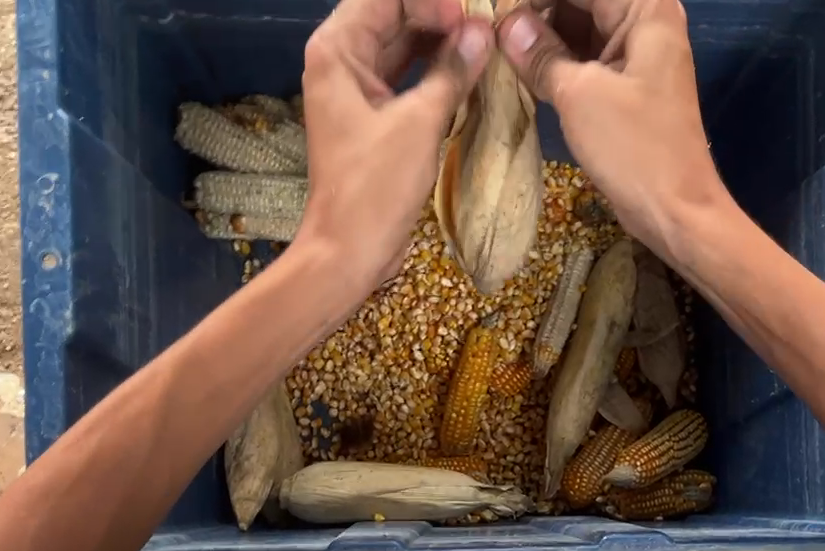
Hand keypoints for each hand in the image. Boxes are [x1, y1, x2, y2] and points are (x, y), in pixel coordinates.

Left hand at [300, 0, 492, 288]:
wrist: (349, 253)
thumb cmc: (375, 188)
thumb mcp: (419, 124)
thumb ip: (452, 71)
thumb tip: (482, 32)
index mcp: (338, 49)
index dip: (435, 2)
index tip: (475, 19)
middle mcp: (341, 62)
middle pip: (395, 16)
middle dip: (441, 18)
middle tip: (487, 30)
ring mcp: (356, 94)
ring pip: (403, 50)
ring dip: (441, 46)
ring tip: (484, 48)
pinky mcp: (373, 123)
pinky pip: (405, 83)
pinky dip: (434, 77)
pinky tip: (467, 77)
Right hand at [495, 0, 729, 265]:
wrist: (673, 210)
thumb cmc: (634, 148)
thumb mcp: (580, 96)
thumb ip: (541, 56)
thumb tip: (506, 26)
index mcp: (645, 7)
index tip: (496, 12)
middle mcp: (644, 22)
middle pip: (581, 2)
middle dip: (537, 12)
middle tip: (493, 34)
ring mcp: (635, 58)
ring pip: (580, 31)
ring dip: (542, 39)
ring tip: (500, 50)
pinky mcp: (625, 91)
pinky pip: (585, 63)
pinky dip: (556, 66)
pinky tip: (523, 72)